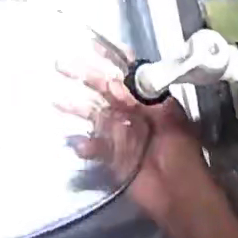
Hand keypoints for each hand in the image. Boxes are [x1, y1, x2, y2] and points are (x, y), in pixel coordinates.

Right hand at [66, 68, 211, 226]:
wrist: (180, 192)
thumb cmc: (180, 149)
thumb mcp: (167, 116)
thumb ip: (141, 98)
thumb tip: (113, 83)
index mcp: (148, 98)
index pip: (127, 72)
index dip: (110, 57)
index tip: (91, 45)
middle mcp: (132, 111)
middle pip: (105, 88)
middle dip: (86, 75)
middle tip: (63, 64)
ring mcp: (121, 132)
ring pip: (96, 114)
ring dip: (77, 106)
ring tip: (58, 100)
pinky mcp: (114, 156)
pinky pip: (96, 146)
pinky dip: (86, 145)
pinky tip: (77, 143)